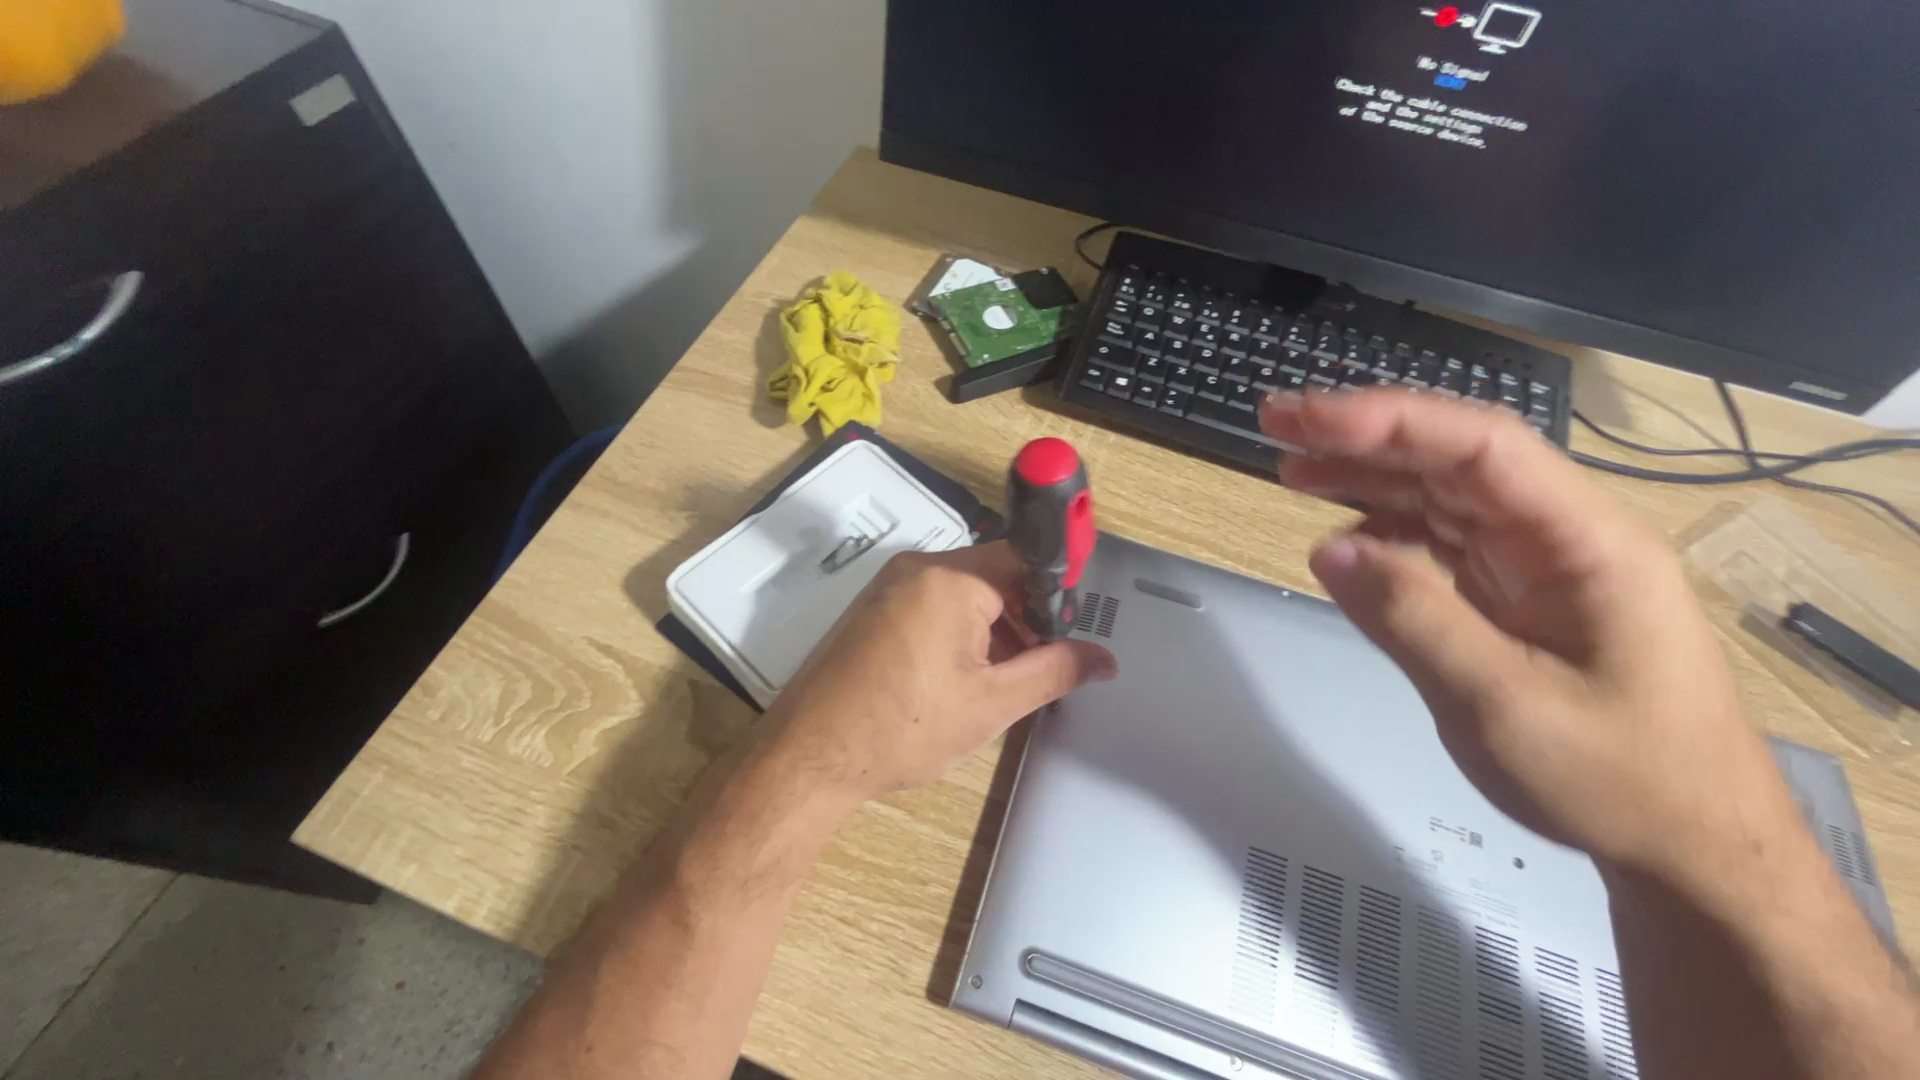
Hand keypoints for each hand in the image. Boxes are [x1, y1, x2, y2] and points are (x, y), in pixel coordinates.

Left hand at [755, 542, 1117, 807]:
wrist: (810, 754)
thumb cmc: (899, 729)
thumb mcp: (991, 704)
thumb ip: (1054, 671)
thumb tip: (1101, 659)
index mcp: (948, 580)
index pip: (1024, 560)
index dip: (1054, 596)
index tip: (1068, 634)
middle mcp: (915, 569)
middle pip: (993, 575)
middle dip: (1023, 619)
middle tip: (1035, 668)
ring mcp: (888, 586)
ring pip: (963, 593)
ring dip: (991, 629)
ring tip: (996, 683)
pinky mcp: (873, 608)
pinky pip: (932, 604)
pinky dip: (958, 632)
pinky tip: (959, 678)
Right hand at [1260, 389, 1797, 880]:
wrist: (1686, 845)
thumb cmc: (1617, 778)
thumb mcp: (1501, 704)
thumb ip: (1411, 618)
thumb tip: (1327, 549)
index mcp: (1585, 541)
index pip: (1480, 447)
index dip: (1389, 421)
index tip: (1308, 418)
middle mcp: (1562, 535)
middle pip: (1453, 459)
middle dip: (1362, 436)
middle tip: (1277, 422)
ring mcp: (1538, 563)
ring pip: (1440, 495)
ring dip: (1367, 476)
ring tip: (1292, 468)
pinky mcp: (1514, 594)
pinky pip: (1440, 541)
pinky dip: (1385, 530)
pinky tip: (1342, 538)